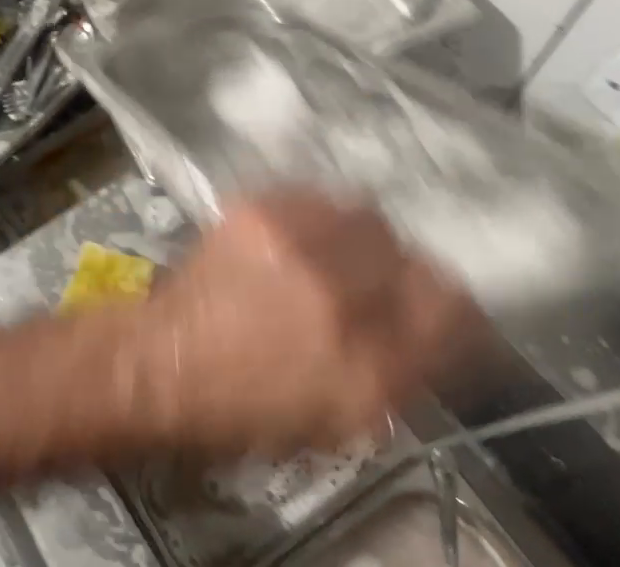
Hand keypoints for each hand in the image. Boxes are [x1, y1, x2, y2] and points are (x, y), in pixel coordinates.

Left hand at [132, 192, 484, 457]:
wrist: (161, 363)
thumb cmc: (245, 408)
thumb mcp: (339, 421)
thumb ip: (401, 374)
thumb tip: (440, 332)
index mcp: (370, 367)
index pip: (454, 310)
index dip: (458, 309)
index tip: (445, 311)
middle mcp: (342, 298)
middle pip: (417, 257)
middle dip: (406, 273)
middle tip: (379, 285)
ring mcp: (298, 246)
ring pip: (370, 218)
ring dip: (363, 240)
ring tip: (336, 256)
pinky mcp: (259, 211)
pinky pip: (317, 198)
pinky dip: (318, 217)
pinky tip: (298, 240)